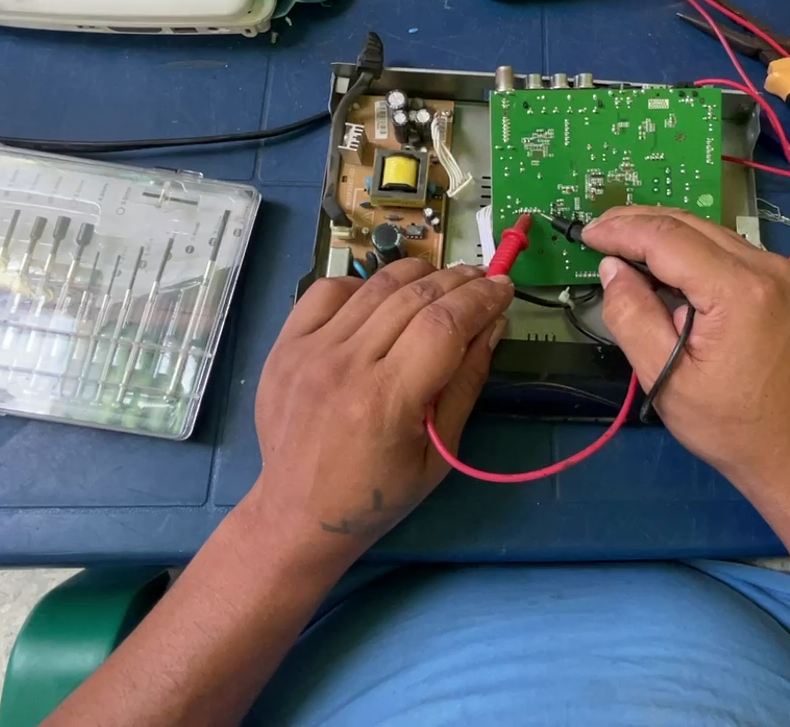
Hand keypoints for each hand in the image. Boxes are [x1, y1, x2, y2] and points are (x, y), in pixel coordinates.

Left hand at [249, 258, 512, 562]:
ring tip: (445, 279)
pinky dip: (366, 284)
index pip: (444, 325)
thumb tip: (493, 324)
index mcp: (386, 401)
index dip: (481, 299)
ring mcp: (309, 350)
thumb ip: (467, 382)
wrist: (296, 515)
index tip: (504, 287)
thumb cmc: (378, 494)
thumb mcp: (440, 452)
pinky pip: (330, 289)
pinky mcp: (285, 344)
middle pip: (414, 297)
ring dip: (420, 274)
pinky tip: (384, 297)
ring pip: (376, 285)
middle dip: (459, 281)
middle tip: (483, 279)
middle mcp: (345, 366)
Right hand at [580, 206, 789, 503]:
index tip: (588, 234)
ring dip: (668, 236)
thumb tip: (613, 268)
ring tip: (626, 245)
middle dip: (640, 223)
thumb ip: (632, 316)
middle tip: (600, 231)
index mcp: (740, 290)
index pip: (668, 239)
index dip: (623, 231)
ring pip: (714, 236)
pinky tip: (672, 269)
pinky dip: (697, 252)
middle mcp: (771, 269)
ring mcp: (788, 276)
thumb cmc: (729, 426)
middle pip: (693, 226)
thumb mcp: (666, 378)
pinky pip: (735, 254)